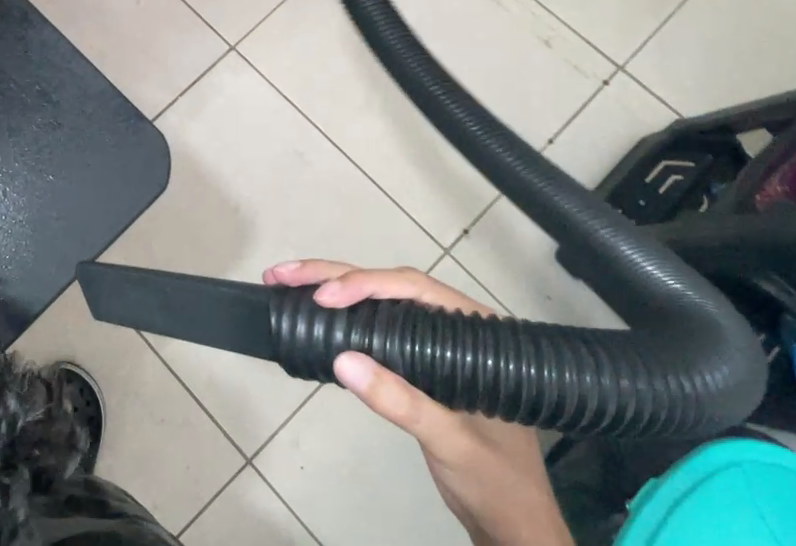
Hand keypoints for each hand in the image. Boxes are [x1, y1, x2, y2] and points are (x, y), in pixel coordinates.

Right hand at [264, 260, 570, 545]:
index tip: (323, 298)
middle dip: (332, 276)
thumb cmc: (497, 484)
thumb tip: (342, 359)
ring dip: (329, 288)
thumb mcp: (453, 444)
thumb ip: (404, 403)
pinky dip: (338, 318)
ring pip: (376, 302)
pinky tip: (310, 315)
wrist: (513, 529)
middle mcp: (453, 329)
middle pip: (387, 287)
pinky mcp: (414, 364)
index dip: (364, 284)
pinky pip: (372, 327)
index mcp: (476, 333)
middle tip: (282, 274)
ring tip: (283, 283)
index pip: (414, 290)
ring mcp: (433, 345)